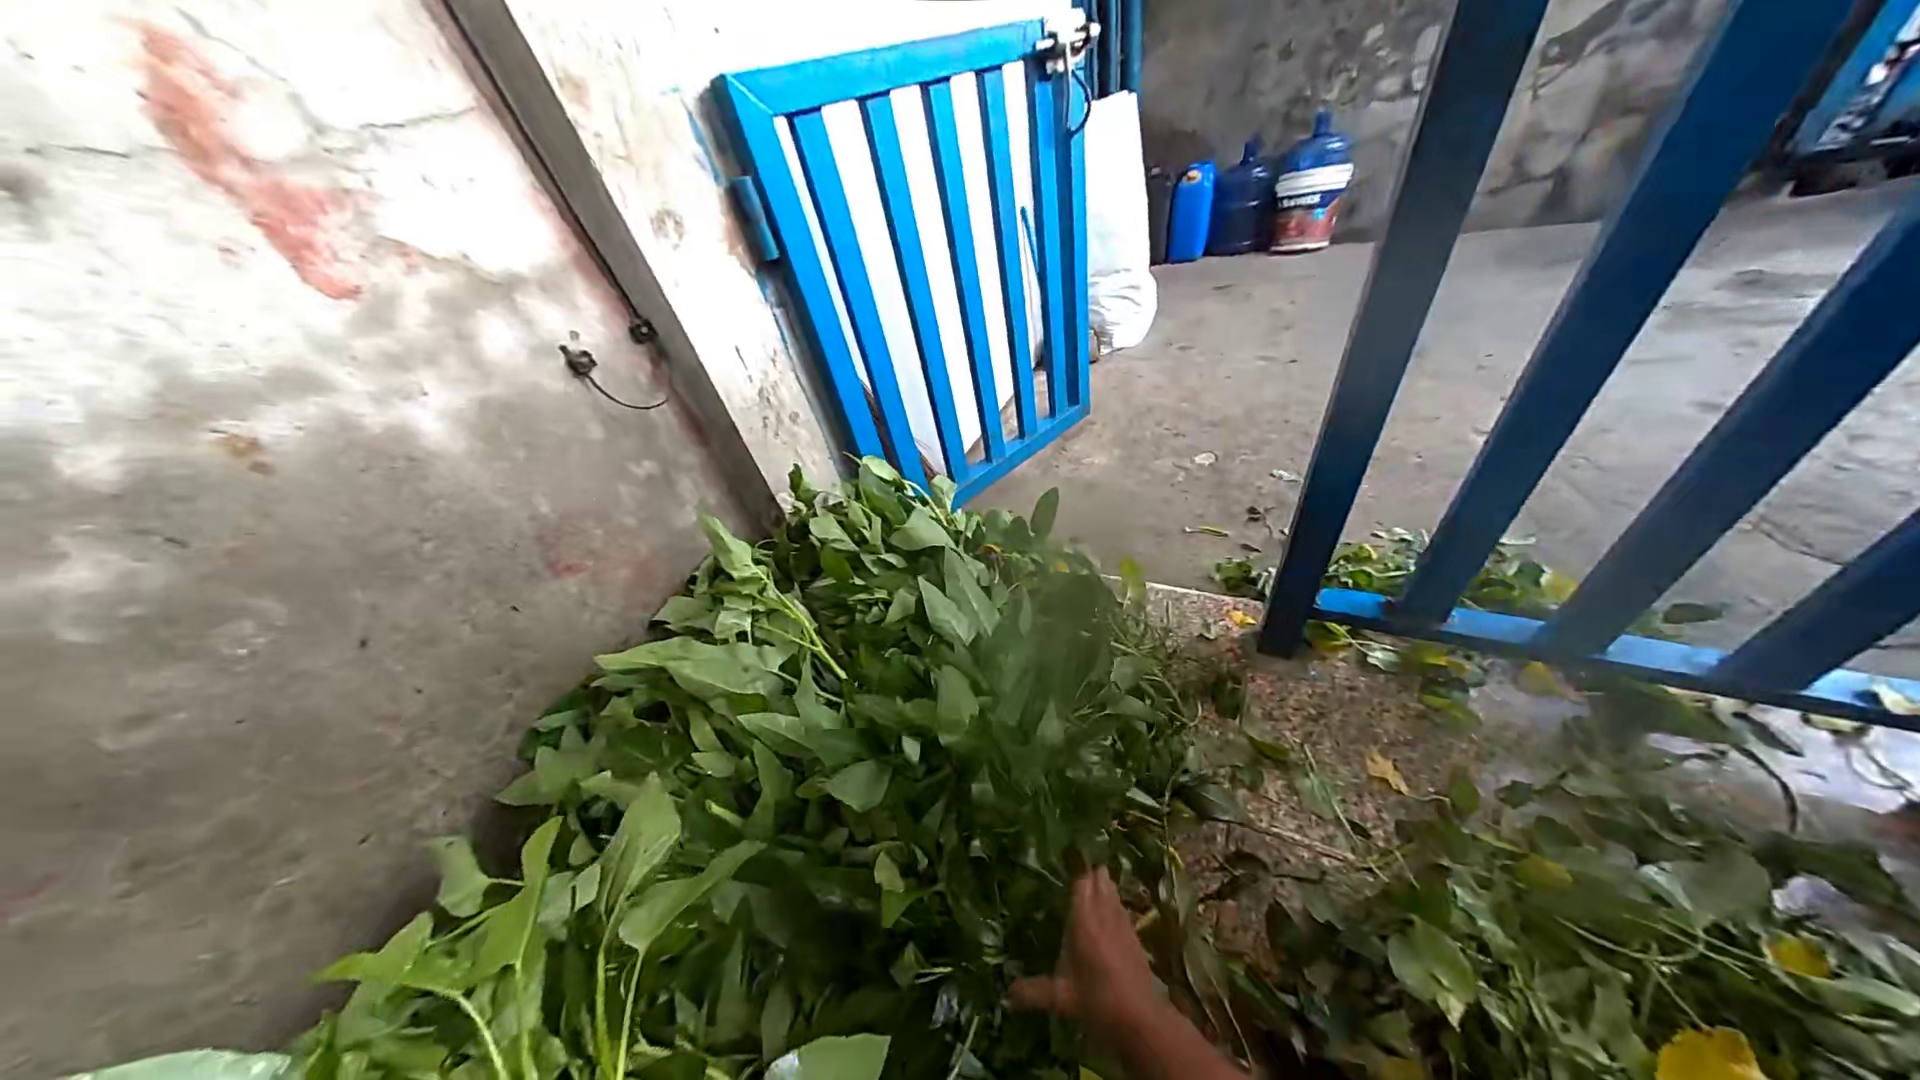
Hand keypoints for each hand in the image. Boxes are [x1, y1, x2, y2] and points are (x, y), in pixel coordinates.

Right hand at [1008, 868, 1156, 1040]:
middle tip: (1075, 859)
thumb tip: (1005, 994)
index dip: (1076, 865)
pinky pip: (1122, 907)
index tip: (1066, 851)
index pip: (1082, 881)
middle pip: (1099, 880)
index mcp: (1084, 921)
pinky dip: (1114, 900)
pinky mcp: (1135, 936)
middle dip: (1089, 869)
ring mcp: (1122, 924)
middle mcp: (1104, 915)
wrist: (1142, 1021)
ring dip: (1103, 882)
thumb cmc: (1098, 1003)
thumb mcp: (1061, 999)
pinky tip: (1109, 907)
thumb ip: (1032, 992)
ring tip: (1091, 874)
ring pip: (1112, 891)